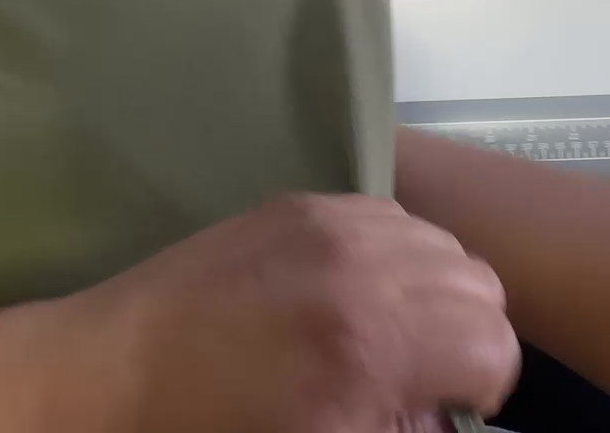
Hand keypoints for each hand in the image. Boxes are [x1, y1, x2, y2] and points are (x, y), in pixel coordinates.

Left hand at [68, 193, 519, 432]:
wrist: (115, 367)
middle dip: (464, 333)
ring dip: (431, 287)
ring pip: (436, 239)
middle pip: (476, 281)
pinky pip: (384, 213)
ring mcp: (326, 218)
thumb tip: (438, 409)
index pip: (493, 341)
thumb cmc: (217, 429)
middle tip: (416, 369)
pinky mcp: (298, 200)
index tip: (441, 404)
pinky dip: (391, 250)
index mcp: (369, 341)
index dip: (481, 385)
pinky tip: (351, 284)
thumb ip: (403, 429)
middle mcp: (360, 260)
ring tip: (385, 323)